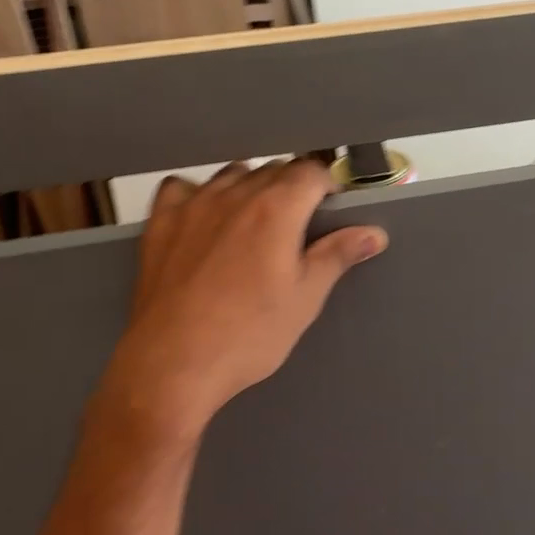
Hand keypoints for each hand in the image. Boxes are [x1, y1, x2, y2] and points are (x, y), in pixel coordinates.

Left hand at [92, 159, 387, 444]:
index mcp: (277, 208)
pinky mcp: (160, 223)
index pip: (311, 171)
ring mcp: (193, 205)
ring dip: (250, 187)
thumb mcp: (305, 299)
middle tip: (297, 228)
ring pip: (232, 174)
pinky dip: (197, 194)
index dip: (326, 186)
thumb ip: (337, 256)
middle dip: (292, 188)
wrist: (173, 365)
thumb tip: (373, 233)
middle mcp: (235, 194)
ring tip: (255, 224)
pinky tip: (204, 218)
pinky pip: (181, 188)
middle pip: (274, 170)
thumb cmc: (248, 335)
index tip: (329, 211)